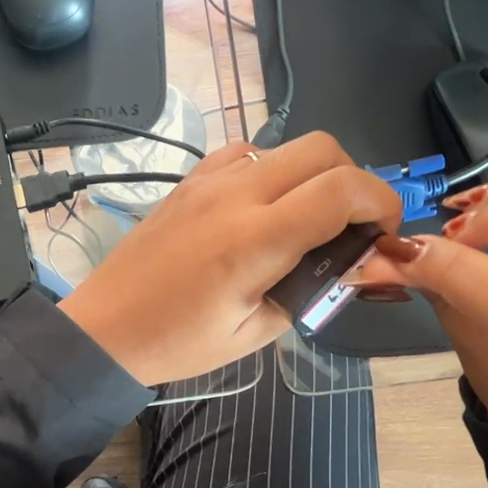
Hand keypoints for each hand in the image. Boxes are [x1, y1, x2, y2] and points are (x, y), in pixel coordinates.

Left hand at [59, 132, 402, 385]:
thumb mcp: (252, 333)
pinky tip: (262, 204)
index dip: (380, 203)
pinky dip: (269, 167)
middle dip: (354, 179)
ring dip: (312, 171)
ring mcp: (206, 182)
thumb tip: (346, 262)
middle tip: (349, 224)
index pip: (342, 189)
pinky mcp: (187, 182)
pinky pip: (243, 152)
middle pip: (322, 148)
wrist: (105, 330)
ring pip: (284, 143)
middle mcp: (234, 195)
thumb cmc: (176, 344)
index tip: (383, 232)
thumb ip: (308, 290)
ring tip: (306, 217)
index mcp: (255, 240)